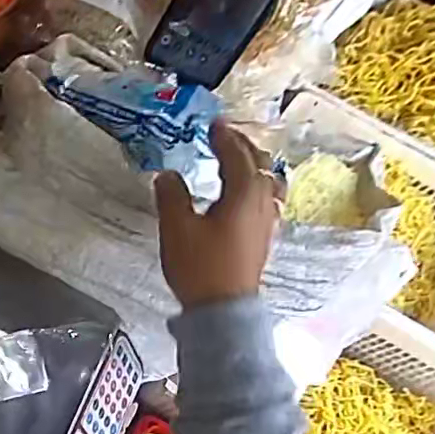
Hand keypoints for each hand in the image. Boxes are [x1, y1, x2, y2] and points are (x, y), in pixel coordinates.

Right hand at [153, 121, 281, 307]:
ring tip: (238, 162)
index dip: (223, 136)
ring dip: (252, 165)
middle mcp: (263, 201)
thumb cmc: (200, 267)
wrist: (222, 310)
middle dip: (241, 146)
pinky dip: (255, 186)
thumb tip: (167, 175)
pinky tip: (245, 195)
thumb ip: (172, 197)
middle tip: (224, 137)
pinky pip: (266, 199)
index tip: (213, 123)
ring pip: (266, 180)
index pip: (236, 154)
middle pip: (258, 163)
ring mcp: (268, 220)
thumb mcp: (177, 229)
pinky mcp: (263, 237)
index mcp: (243, 192)